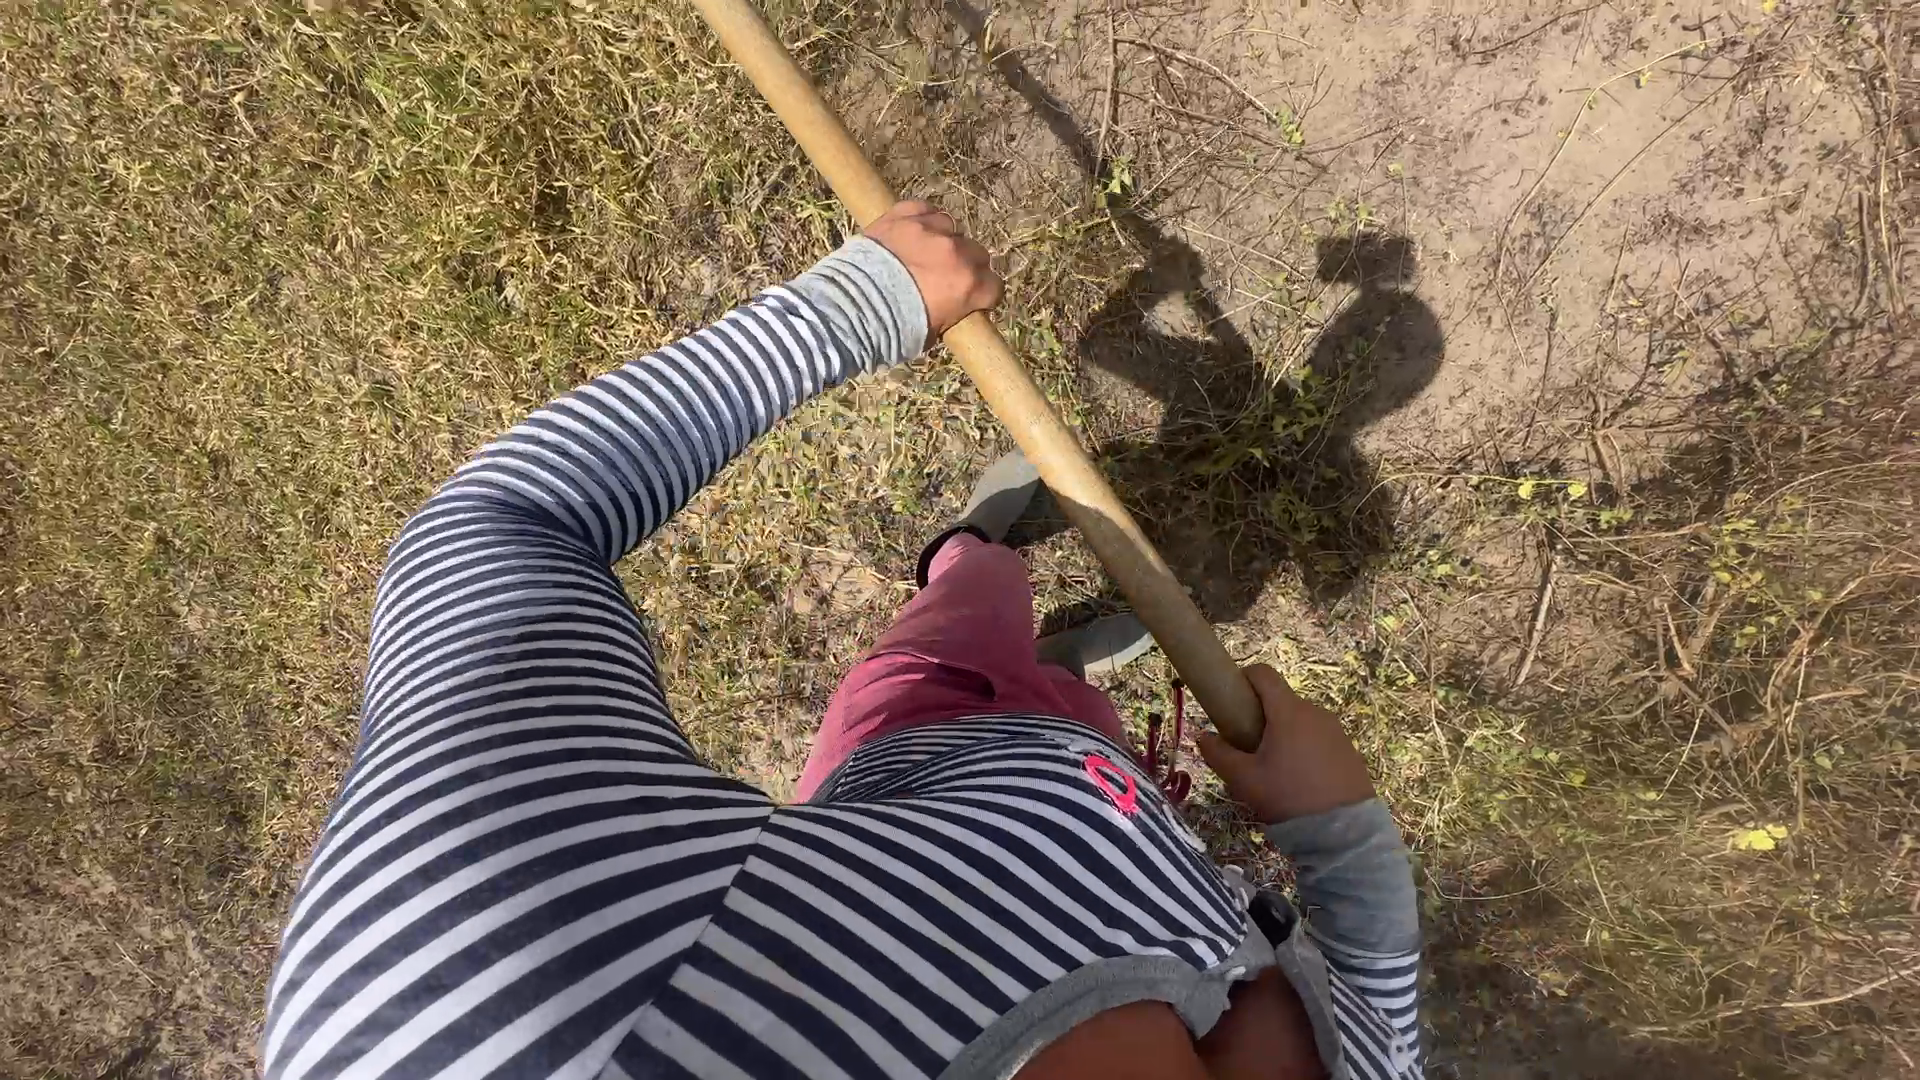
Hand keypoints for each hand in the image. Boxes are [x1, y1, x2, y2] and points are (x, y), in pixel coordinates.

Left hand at [864, 200, 1001, 343]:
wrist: (853, 308)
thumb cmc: (893, 330)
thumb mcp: (931, 334)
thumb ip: (951, 314)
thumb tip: (952, 307)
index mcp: (968, 285)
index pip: (994, 286)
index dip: (983, 295)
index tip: (972, 300)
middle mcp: (956, 253)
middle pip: (977, 254)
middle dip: (967, 267)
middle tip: (946, 278)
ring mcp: (930, 230)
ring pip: (952, 229)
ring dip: (945, 241)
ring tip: (926, 254)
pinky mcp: (905, 215)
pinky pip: (926, 209)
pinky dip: (924, 220)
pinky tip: (914, 233)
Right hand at [1195, 664, 1375, 823]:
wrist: (1346, 836)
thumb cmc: (1289, 798)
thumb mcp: (1243, 779)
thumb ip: (1218, 754)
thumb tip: (1203, 736)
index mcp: (1288, 712)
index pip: (1263, 673)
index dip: (1243, 678)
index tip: (1231, 701)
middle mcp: (1315, 713)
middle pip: (1279, 699)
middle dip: (1259, 714)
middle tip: (1247, 745)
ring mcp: (1336, 731)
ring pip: (1299, 720)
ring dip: (1282, 732)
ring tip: (1273, 768)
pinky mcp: (1350, 751)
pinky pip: (1318, 737)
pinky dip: (1303, 747)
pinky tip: (1299, 779)